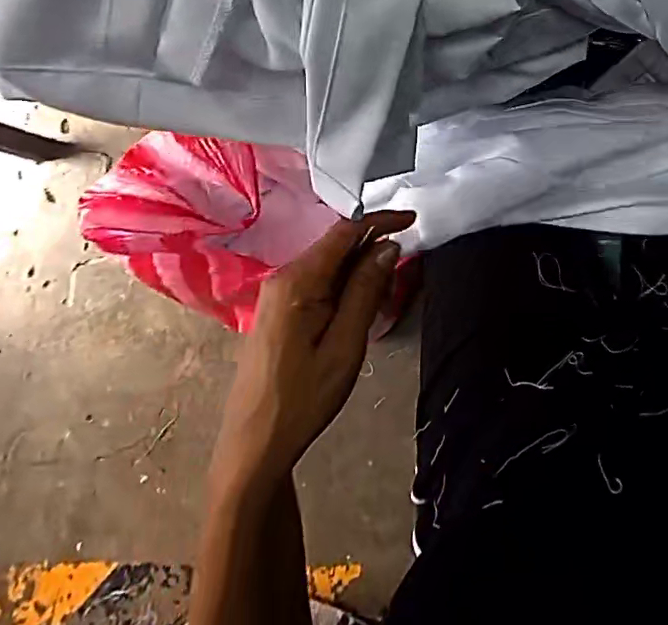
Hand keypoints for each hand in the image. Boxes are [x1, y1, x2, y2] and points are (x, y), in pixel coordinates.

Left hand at [210, 212, 413, 493]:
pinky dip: (348, 286)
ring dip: (363, 271)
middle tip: (402, 277)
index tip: (414, 220)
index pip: (344, 231)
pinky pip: (322, 283)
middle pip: (337, 246)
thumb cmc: (303, 398)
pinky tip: (361, 309)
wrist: (254, 447)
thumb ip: (366, 289)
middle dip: (374, 250)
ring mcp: (278, 297)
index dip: (381, 220)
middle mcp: (283, 280)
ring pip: (331, 265)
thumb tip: (387, 246)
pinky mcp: (281, 312)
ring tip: (384, 299)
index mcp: (297, 282)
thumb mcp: (346, 343)